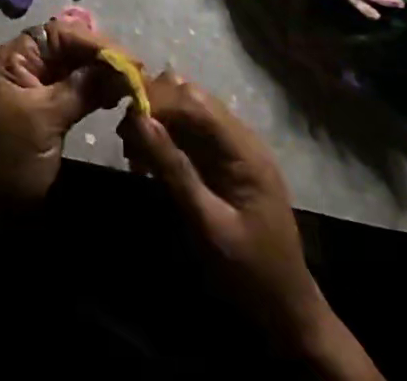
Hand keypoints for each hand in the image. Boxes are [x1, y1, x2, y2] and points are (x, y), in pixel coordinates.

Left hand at [0, 13, 123, 255]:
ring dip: (105, 75)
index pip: (60, 35)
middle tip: (140, 76)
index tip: (131, 62)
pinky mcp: (49, 112)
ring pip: (77, 69)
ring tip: (135, 87)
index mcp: (15, 58)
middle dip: (104, 57)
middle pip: (71, 48)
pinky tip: (119, 98)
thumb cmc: (5, 159)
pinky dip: (99, 92)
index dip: (96, 43)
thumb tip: (120, 67)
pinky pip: (78, 91)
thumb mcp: (42, 120)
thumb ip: (79, 89)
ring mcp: (38, 89)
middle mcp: (26, 66)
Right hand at [117, 72, 327, 344]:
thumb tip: (139, 119)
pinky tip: (146, 164)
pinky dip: (163, 139)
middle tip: (126, 141)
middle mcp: (240, 139)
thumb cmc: (247, 269)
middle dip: (153, 108)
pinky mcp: (223, 162)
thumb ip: (174, 168)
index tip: (122, 121)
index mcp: (244, 150)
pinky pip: (188, 133)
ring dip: (155, 122)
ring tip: (133, 155)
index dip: (155, 101)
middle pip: (189, 97)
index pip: (193, 101)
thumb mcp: (206, 222)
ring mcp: (232, 149)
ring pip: (185, 110)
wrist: (285, 310)